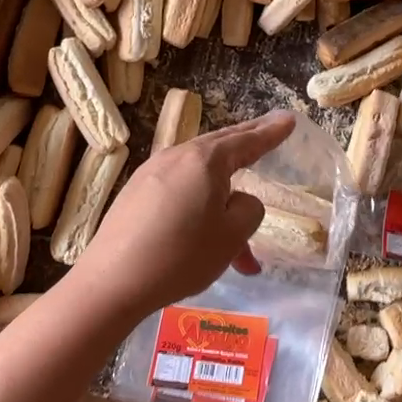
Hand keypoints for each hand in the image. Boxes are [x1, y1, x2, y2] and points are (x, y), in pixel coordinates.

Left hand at [68, 111, 295, 319]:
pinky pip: (179, 190)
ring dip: (223, 198)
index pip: (248, 141)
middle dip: (249, 141)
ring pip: (199, 176)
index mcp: (205, 161)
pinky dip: (199, 206)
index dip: (272, 133)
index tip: (289, 119)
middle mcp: (177, 157)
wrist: (112, 282)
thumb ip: (248, 210)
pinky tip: (203, 234)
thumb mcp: (231, 236)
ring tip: (239, 227)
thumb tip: (237, 201)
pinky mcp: (135, 194)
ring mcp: (151, 174)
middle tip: (270, 129)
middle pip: (221, 146)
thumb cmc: (181, 255)